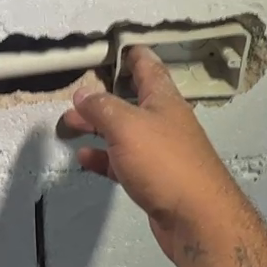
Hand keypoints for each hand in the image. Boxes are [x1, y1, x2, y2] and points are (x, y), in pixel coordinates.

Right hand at [61, 46, 244, 265]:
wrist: (197, 219)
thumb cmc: (165, 162)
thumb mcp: (127, 126)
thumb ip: (101, 107)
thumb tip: (82, 93)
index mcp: (163, 98)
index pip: (146, 65)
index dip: (129, 53)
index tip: (109, 47)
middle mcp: (164, 120)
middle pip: (129, 100)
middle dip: (100, 97)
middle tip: (73, 98)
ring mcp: (160, 150)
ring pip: (124, 131)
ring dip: (97, 127)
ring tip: (69, 126)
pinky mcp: (154, 178)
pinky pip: (123, 161)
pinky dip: (103, 157)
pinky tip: (85, 158)